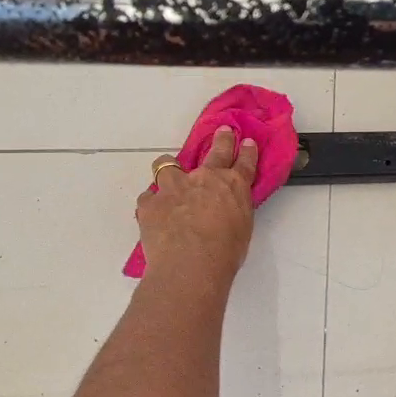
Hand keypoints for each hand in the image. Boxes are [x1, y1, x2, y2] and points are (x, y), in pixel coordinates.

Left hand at [135, 127, 259, 287]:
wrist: (191, 265)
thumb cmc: (226, 252)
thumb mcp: (242, 227)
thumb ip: (234, 210)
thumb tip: (227, 208)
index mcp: (233, 185)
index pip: (244, 162)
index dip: (247, 151)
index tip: (248, 142)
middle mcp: (205, 178)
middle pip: (216, 151)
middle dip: (222, 140)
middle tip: (223, 131)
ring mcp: (174, 187)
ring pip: (166, 165)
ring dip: (169, 168)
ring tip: (169, 174)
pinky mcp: (150, 203)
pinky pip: (147, 197)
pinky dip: (151, 203)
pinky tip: (154, 212)